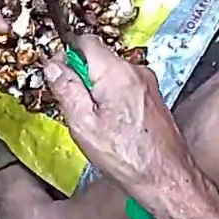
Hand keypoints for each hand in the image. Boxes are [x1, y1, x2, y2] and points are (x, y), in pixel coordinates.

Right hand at [44, 36, 206, 215]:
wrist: (165, 177)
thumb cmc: (126, 156)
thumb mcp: (83, 124)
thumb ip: (66, 89)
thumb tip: (53, 65)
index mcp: (116, 73)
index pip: (86, 41)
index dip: (66, 51)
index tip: (56, 70)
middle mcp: (135, 71)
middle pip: (99, 57)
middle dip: (81, 74)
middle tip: (72, 104)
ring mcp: (147, 83)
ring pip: (112, 73)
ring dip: (96, 88)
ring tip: (92, 119)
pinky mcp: (153, 97)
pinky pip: (125, 86)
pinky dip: (112, 97)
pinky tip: (110, 123)